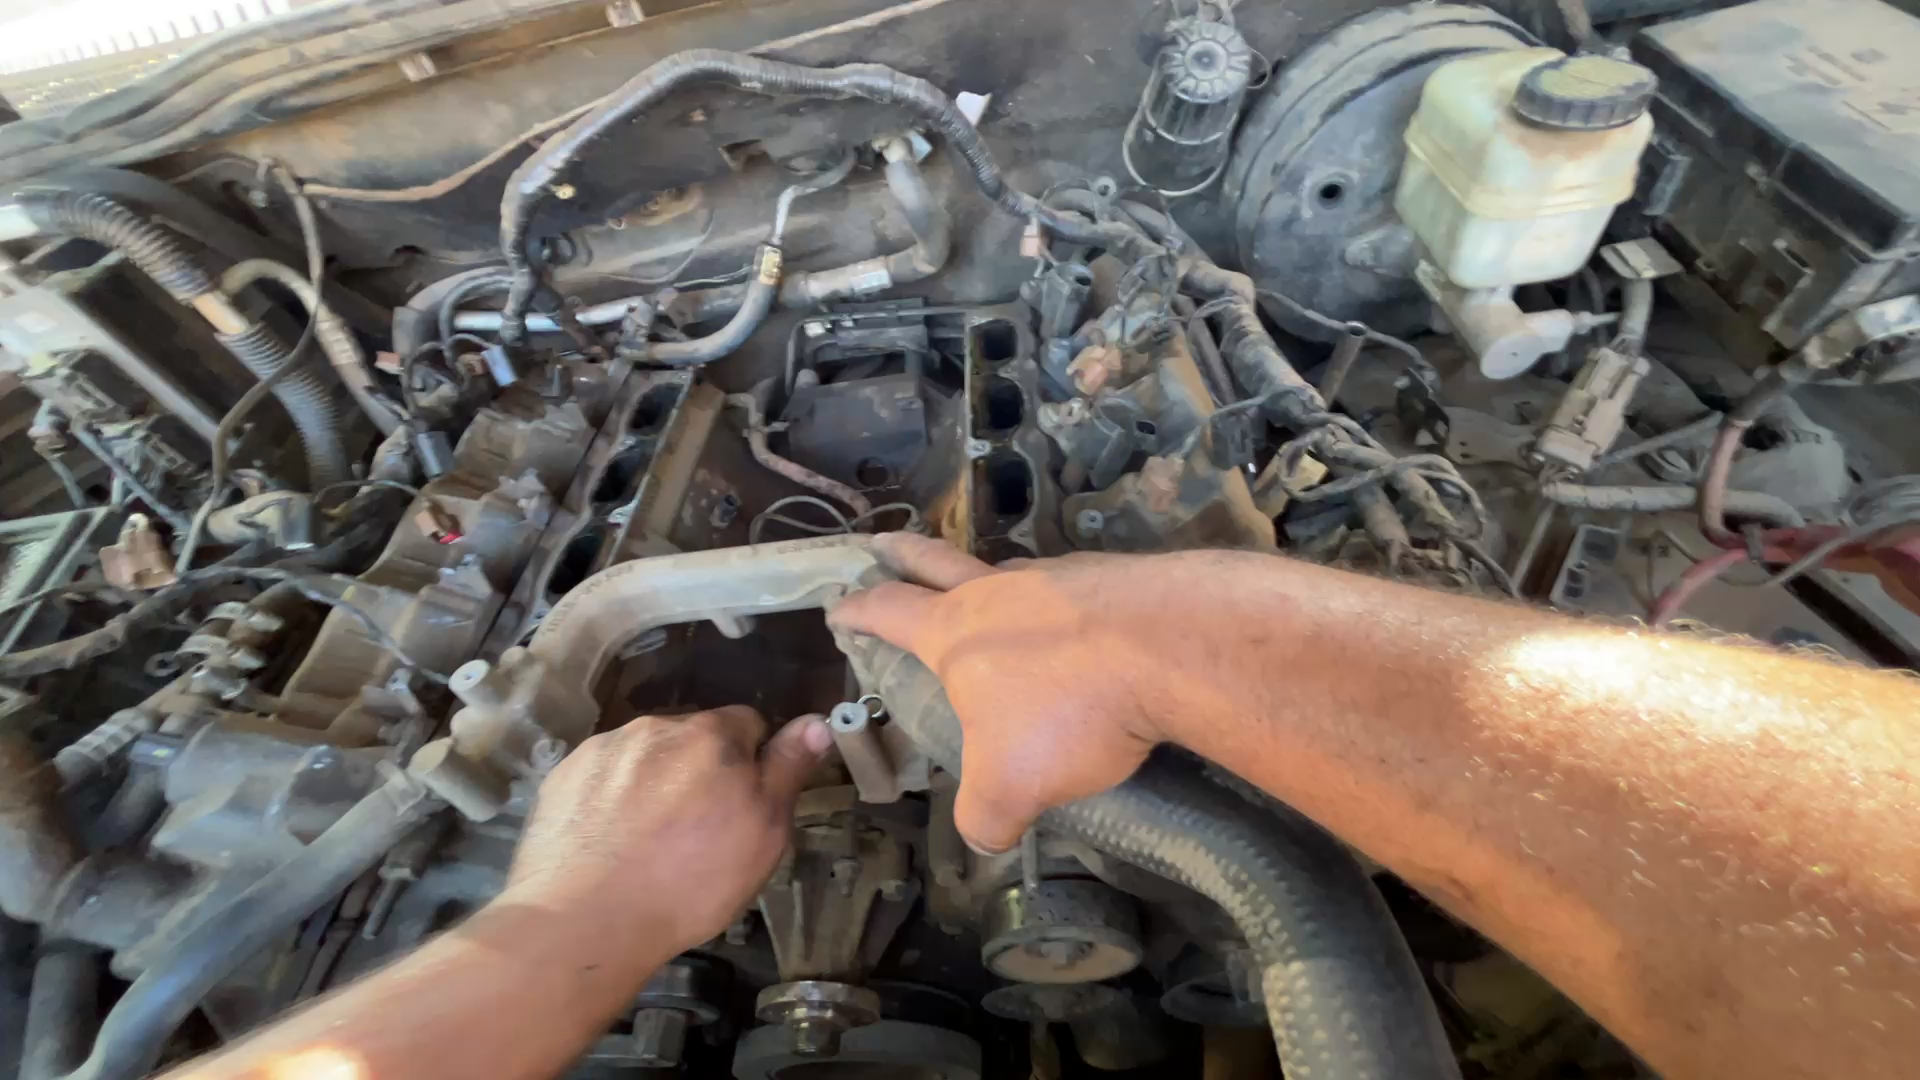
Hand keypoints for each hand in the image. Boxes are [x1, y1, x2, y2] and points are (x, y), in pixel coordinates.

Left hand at [505, 706, 830, 956]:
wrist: (583, 925)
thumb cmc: (690, 880)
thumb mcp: (764, 831)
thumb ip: (789, 768)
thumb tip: (816, 720)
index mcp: (712, 733)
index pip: (749, 723)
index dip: (752, 763)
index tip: (741, 805)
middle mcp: (659, 725)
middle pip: (696, 736)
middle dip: (703, 768)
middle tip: (697, 828)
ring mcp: (607, 748)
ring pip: (650, 753)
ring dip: (658, 778)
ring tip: (649, 838)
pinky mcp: (564, 775)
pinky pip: (606, 773)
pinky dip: (614, 794)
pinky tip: (611, 838)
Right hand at [830, 533, 1203, 853]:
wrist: (1166, 647)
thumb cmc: (1067, 709)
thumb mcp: (1011, 784)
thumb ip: (985, 815)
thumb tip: (983, 838)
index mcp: (955, 630)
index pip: (889, 610)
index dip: (857, 610)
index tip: (837, 605)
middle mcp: (998, 592)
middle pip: (935, 560)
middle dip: (901, 554)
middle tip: (882, 545)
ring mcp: (1055, 578)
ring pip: (1006, 573)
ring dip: (988, 581)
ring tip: (993, 599)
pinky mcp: (1107, 579)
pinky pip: (1068, 590)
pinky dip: (1058, 604)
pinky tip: (1076, 627)